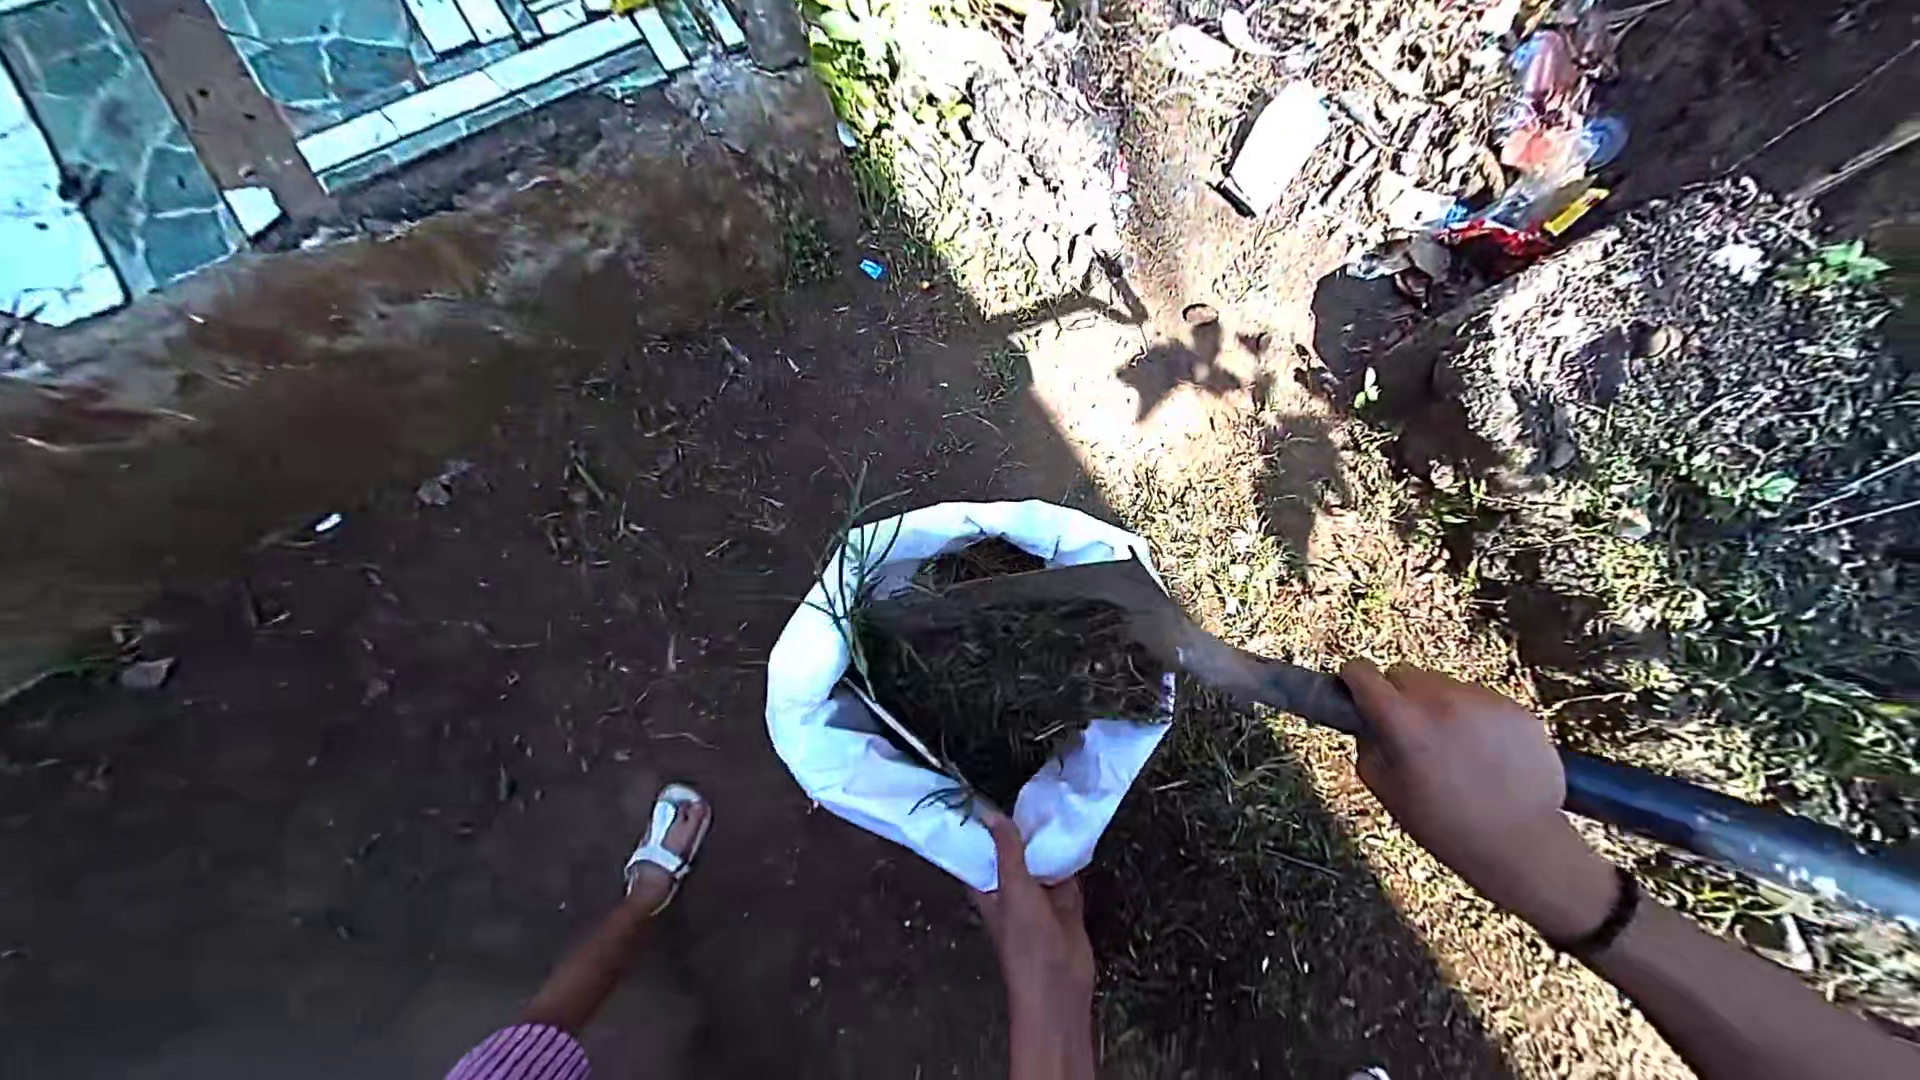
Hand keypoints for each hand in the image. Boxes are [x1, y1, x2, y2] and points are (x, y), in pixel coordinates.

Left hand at [971, 810, 1094, 1079]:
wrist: (1061, 987)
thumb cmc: (1026, 942)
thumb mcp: (1014, 890)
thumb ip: (1008, 852)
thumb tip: (992, 813)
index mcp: (987, 885)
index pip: (977, 848)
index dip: (978, 823)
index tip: (979, 788)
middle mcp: (1009, 885)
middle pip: (1011, 847)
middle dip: (1017, 823)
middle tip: (1022, 780)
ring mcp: (1037, 891)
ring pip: (1038, 855)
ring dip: (1044, 834)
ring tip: (1048, 792)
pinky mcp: (1063, 897)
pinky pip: (1064, 867)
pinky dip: (1067, 850)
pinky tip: (1073, 822)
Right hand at [1341, 659, 1617, 941]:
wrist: (1521, 845)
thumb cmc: (1441, 821)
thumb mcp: (1381, 783)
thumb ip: (1368, 742)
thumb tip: (1368, 720)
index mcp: (1399, 717)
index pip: (1361, 671)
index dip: (1353, 680)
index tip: (1356, 691)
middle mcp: (1438, 699)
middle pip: (1403, 673)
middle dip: (1399, 694)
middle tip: (1409, 727)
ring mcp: (1482, 702)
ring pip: (1444, 685)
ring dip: (1439, 704)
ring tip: (1453, 744)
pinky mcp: (1517, 710)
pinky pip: (1482, 701)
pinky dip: (1476, 717)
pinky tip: (1484, 752)